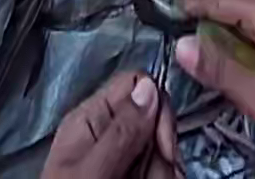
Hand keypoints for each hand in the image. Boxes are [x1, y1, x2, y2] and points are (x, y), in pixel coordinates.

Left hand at [41, 70, 180, 178]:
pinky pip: (162, 176)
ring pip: (164, 156)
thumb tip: (149, 86)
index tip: (164, 146)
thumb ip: (119, 133)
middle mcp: (109, 136)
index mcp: (91, 120)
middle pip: (156, 123)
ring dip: (163, 176)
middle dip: (163, 156)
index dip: (157, 107)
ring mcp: (123, 162)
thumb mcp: (89, 175)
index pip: (134, 85)